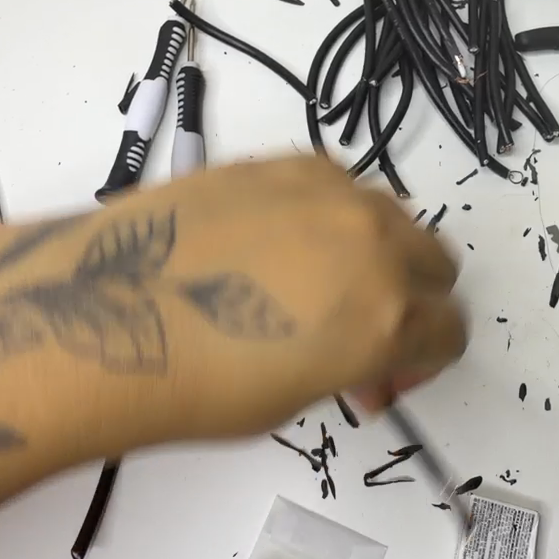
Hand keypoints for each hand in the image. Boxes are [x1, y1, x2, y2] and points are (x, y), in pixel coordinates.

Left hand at [96, 156, 465, 438]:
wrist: (108, 308)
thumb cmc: (200, 383)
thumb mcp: (298, 395)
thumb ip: (356, 363)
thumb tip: (362, 356)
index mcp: (390, 318)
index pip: (450, 332)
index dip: (422, 359)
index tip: (381, 370)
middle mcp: (379, 246)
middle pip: (437, 265)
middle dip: (412, 298)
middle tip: (356, 323)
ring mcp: (337, 194)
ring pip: (395, 218)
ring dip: (376, 252)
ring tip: (312, 277)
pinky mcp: (294, 162)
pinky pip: (342, 188)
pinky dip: (331, 216)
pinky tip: (275, 238)